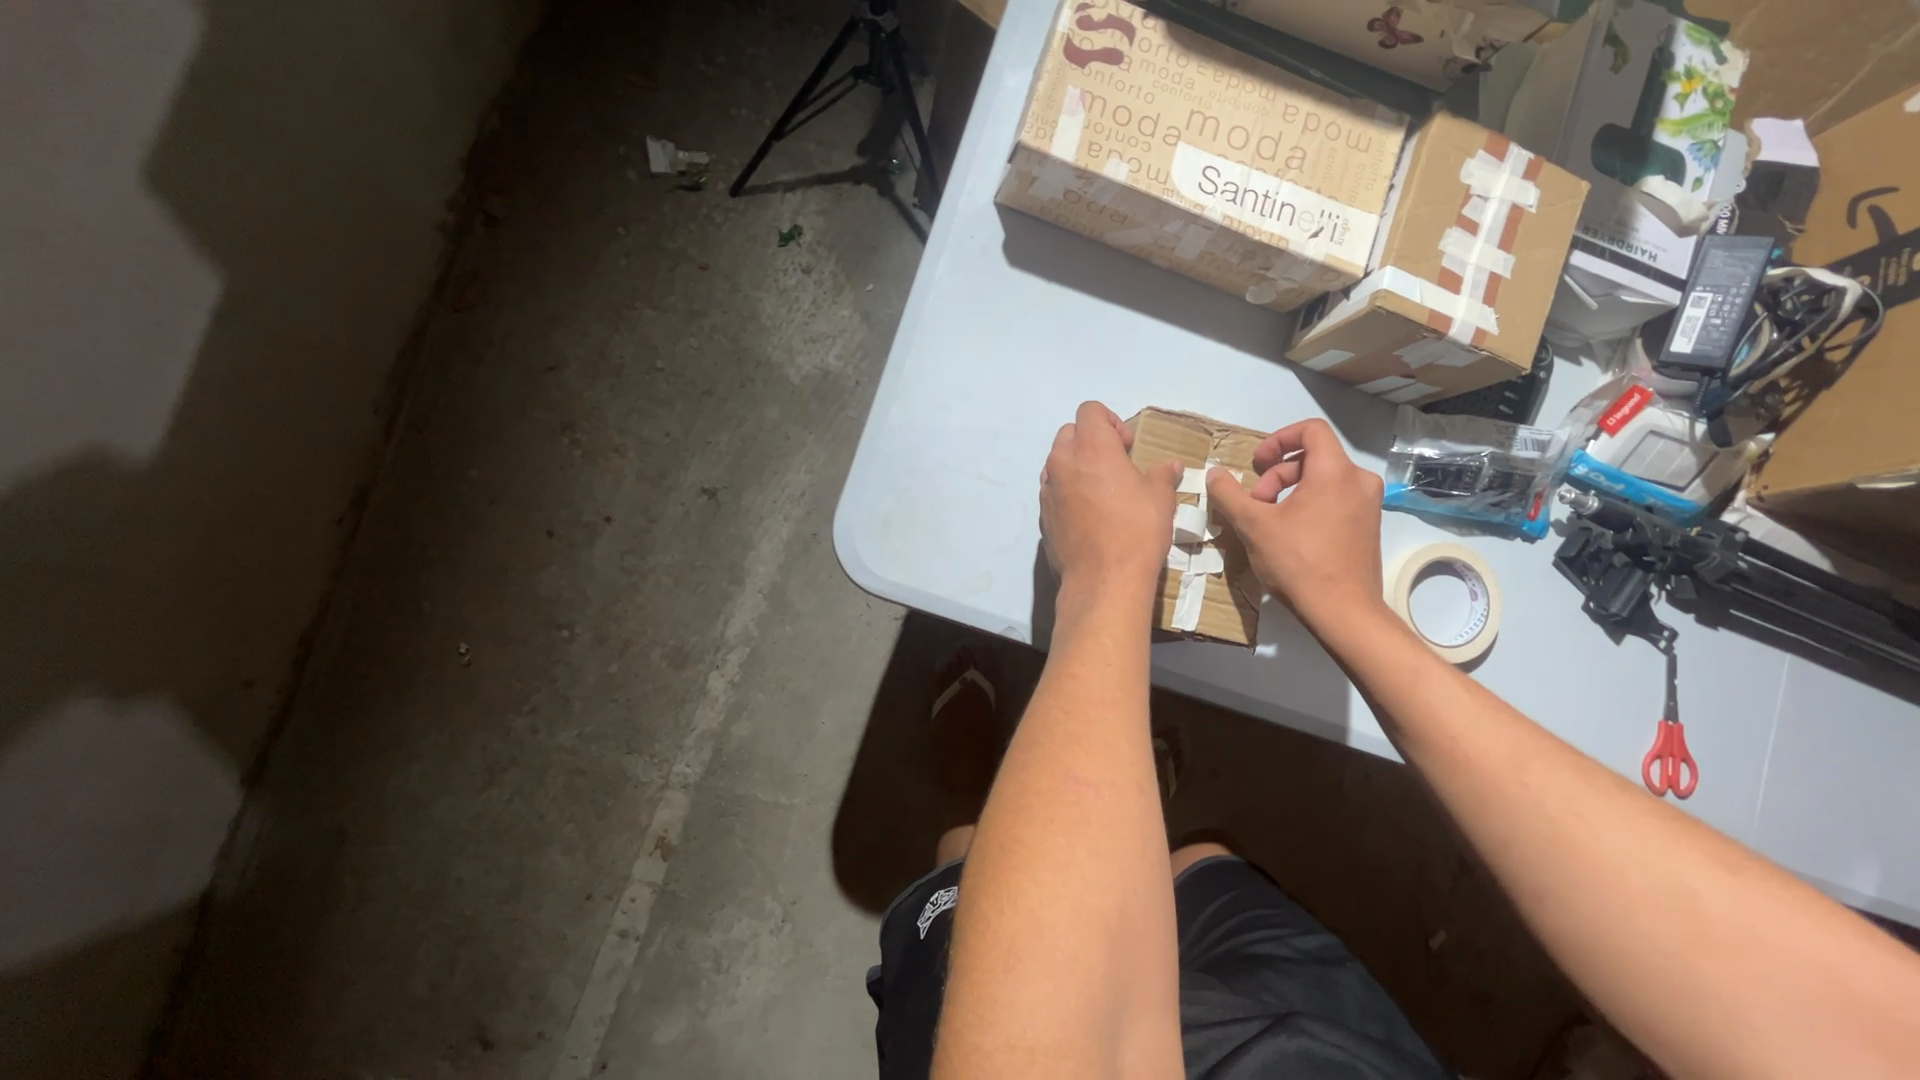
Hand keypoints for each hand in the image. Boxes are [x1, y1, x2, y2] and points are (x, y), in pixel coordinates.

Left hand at [1040, 401, 1182, 596]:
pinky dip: (1068, 493)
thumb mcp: (1161, 498)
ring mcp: (1047, 490)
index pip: (1090, 410)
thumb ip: (1163, 475)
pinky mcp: (1042, 516)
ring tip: (1102, 491)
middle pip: (1069, 433)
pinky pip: (1053, 492)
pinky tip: (1089, 516)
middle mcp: (1062, 462)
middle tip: (1116, 465)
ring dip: (1077, 466)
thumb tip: (1170, 466)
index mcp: (1091, 447)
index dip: (1111, 422)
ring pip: (1057, 462)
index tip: (1127, 447)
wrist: (1103, 580)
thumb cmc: (1136, 531)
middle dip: (1091, 441)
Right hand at [1204, 419, 1388, 634]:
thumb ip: (1229, 494)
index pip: (1311, 430)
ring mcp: (1368, 505)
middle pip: (1313, 458)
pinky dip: (1309, 506)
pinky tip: (1290, 536)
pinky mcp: (1368, 527)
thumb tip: (1214, 473)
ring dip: (1290, 492)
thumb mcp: (1253, 525)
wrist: (1342, 610)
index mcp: (1335, 471)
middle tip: (1255, 504)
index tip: (1256, 463)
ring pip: (1323, 481)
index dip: (1279, 439)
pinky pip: (1335, 500)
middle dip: (1277, 476)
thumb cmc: (1297, 561)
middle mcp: (1359, 480)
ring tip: (1269, 522)